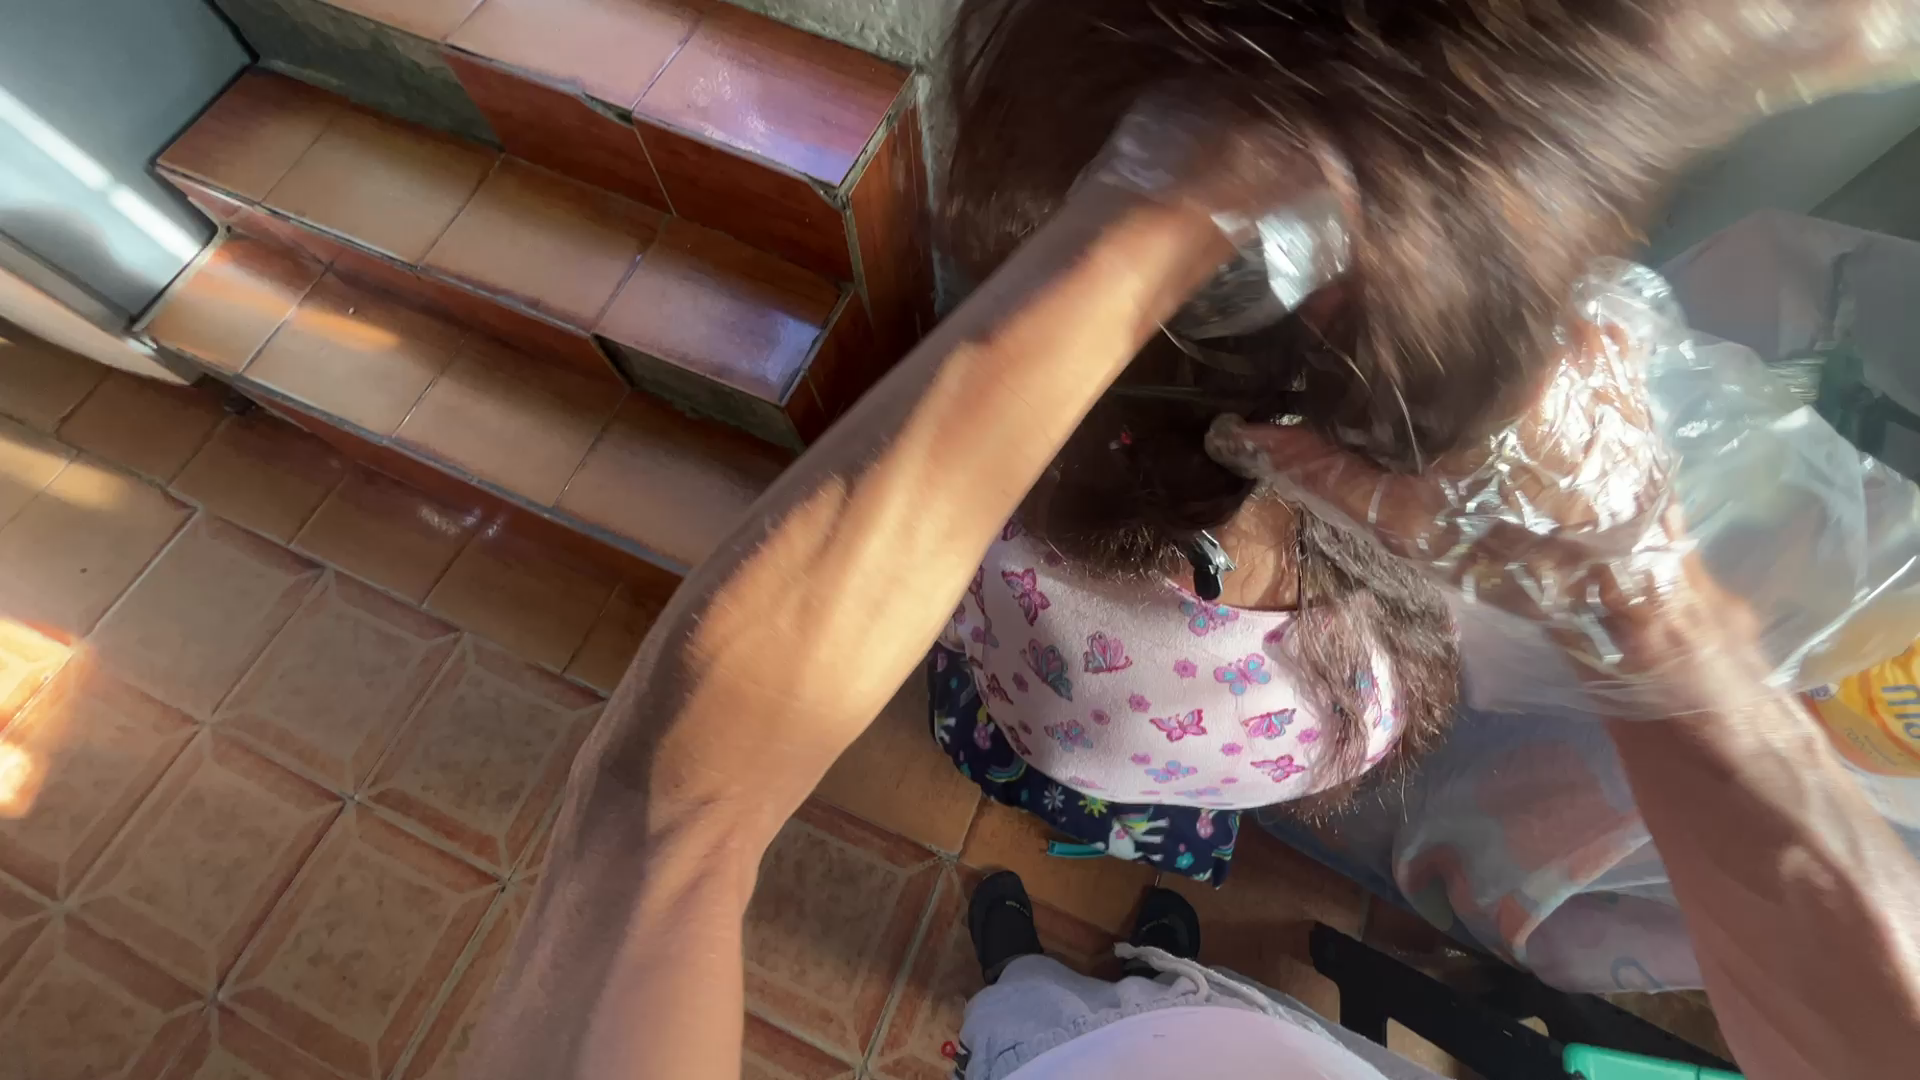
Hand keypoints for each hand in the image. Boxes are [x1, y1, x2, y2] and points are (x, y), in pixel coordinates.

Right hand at [1204, 270, 1713, 687]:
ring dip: (1442, 321)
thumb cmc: (1509, 554)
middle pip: (1451, 292)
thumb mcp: (1399, 518)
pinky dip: (1489, 331)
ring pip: (1492, 302)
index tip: (1317, 324)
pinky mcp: (1620, 353)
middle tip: (1350, 342)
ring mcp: (1599, 335)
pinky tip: (1461, 364)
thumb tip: (1239, 435)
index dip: (1352, 302)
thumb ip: (1320, 470)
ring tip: (1398, 353)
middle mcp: (1559, 328)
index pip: (1408, 297)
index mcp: (1502, 363)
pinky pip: (1534, 318)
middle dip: (1394, 312)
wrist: (1626, 591)